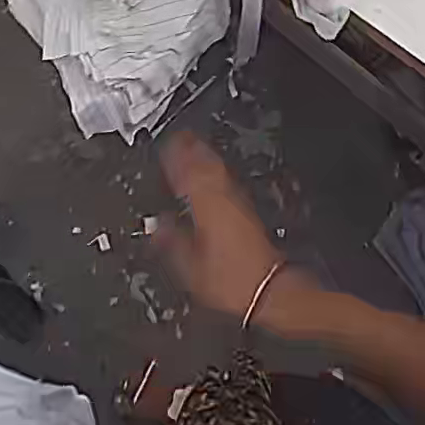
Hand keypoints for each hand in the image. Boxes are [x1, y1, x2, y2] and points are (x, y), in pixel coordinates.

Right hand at [155, 132, 315, 328]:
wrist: (267, 288)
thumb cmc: (230, 279)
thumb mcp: (189, 266)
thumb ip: (171, 241)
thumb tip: (158, 226)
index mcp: (206, 205)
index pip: (186, 171)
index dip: (175, 156)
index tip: (166, 145)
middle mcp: (223, 196)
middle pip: (205, 163)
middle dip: (191, 148)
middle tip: (180, 136)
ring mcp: (238, 200)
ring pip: (218, 169)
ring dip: (205, 155)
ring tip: (194, 146)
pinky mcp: (247, 208)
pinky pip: (227, 179)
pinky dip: (216, 171)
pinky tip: (213, 174)